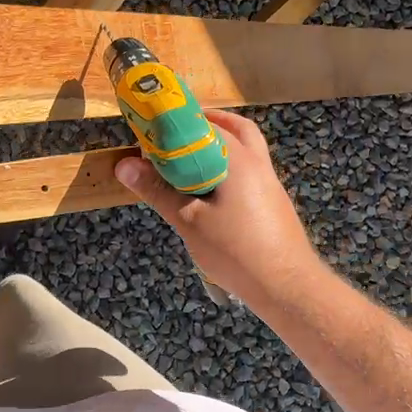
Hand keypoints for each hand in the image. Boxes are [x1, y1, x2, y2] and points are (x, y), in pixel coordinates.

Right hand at [113, 109, 322, 300]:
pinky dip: (228, 166)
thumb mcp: (189, 221)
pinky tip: (210, 188)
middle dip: (207, 123)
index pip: (207, 124)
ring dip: (220, 144)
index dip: (179, 122)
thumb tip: (123, 165)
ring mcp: (270, 184)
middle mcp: (259, 164)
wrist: (288, 290)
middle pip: (237, 128)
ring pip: (247, 149)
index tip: (155, 125)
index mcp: (238, 161)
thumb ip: (157, 190)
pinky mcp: (273, 204)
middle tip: (178, 131)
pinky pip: (249, 171)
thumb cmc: (236, 251)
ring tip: (190, 158)